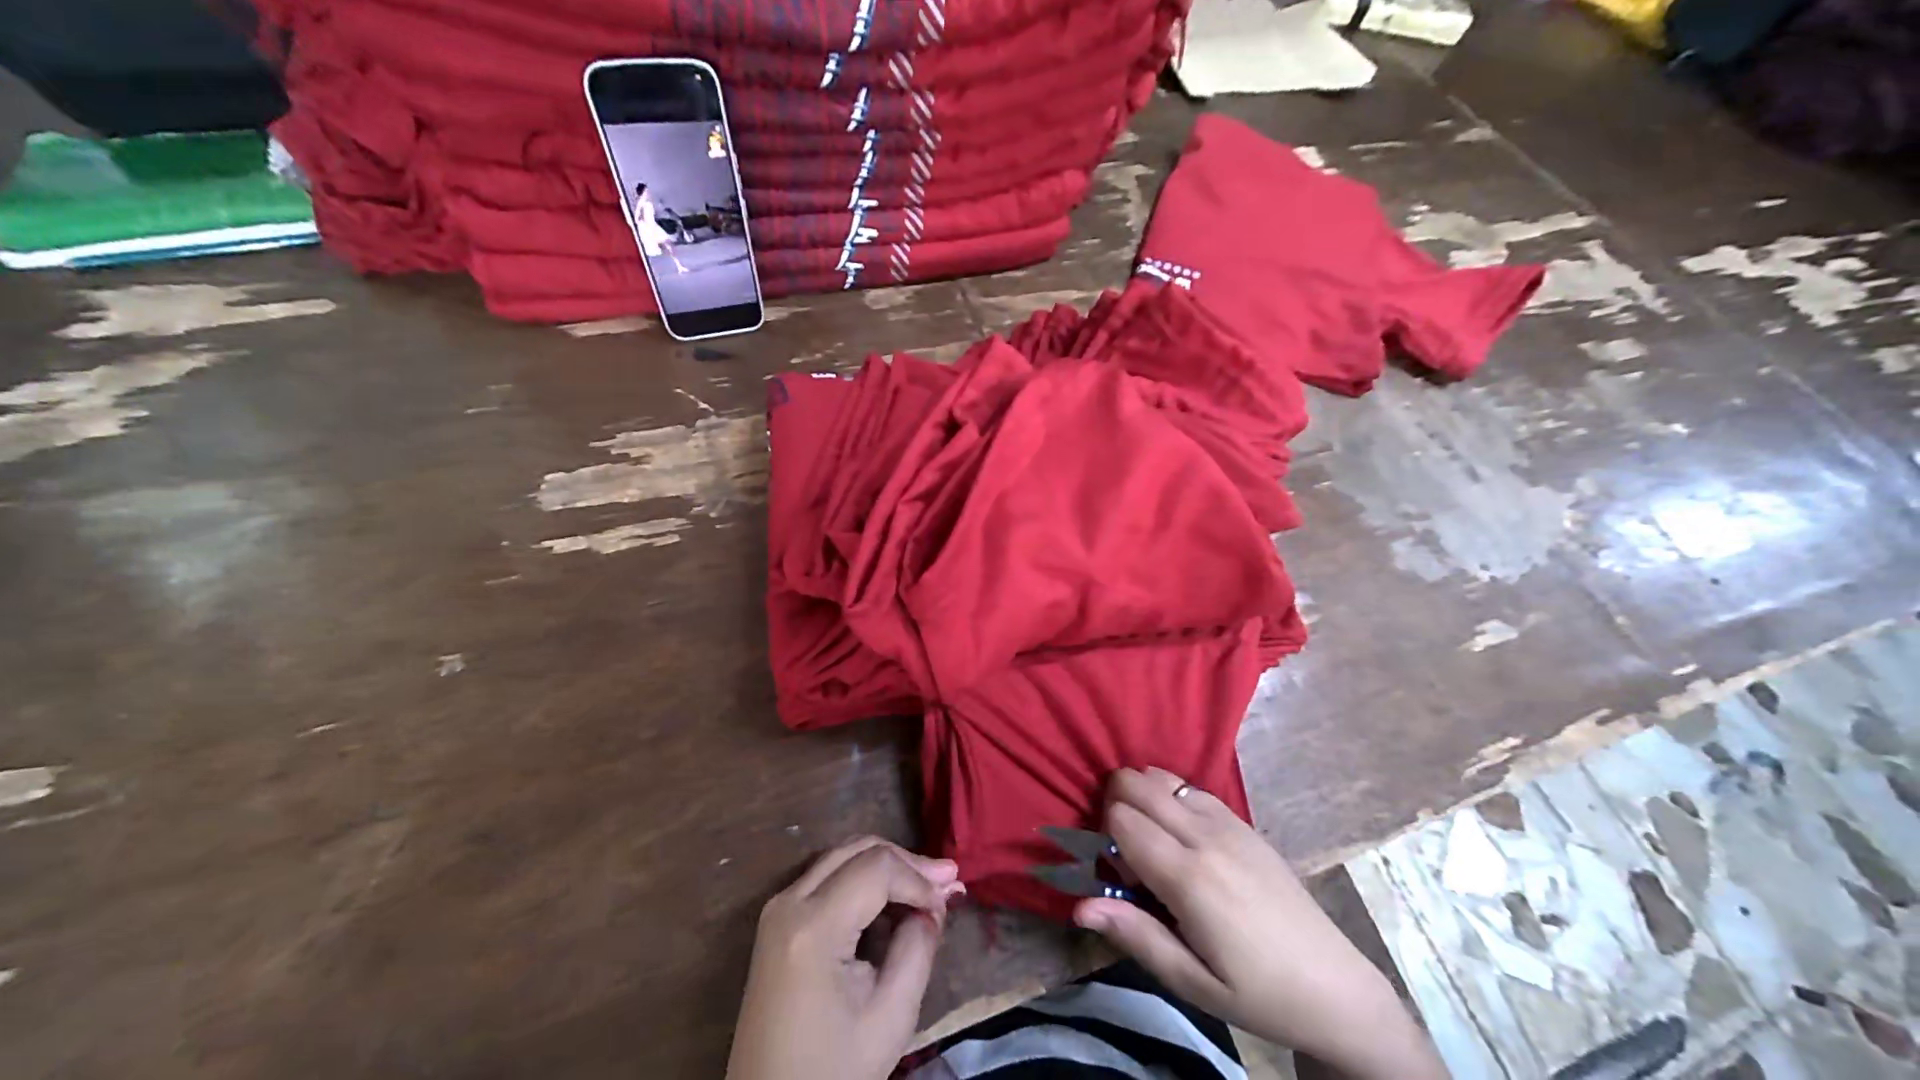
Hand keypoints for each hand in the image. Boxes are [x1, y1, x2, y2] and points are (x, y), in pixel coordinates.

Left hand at [726, 836, 965, 1079]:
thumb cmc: (832, 1068)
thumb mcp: (890, 1017)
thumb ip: (918, 950)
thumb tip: (935, 904)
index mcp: (812, 927)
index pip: (877, 868)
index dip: (919, 877)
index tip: (950, 901)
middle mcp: (788, 902)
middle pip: (858, 850)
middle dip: (907, 862)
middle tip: (949, 880)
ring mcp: (778, 908)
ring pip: (842, 855)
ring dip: (887, 864)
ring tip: (929, 884)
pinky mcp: (778, 920)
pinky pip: (827, 875)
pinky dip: (864, 876)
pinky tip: (893, 896)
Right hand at [1074, 768, 1448, 1079]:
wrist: (1336, 988)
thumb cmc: (1257, 993)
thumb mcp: (1191, 982)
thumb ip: (1135, 936)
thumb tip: (1079, 907)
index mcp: (1189, 877)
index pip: (1121, 819)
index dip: (1104, 838)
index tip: (1114, 871)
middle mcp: (1206, 837)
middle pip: (1137, 784)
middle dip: (1115, 803)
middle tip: (1123, 850)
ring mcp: (1229, 824)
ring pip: (1163, 777)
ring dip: (1143, 796)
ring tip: (1150, 839)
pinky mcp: (1245, 824)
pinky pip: (1192, 788)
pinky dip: (1171, 796)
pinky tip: (1180, 833)